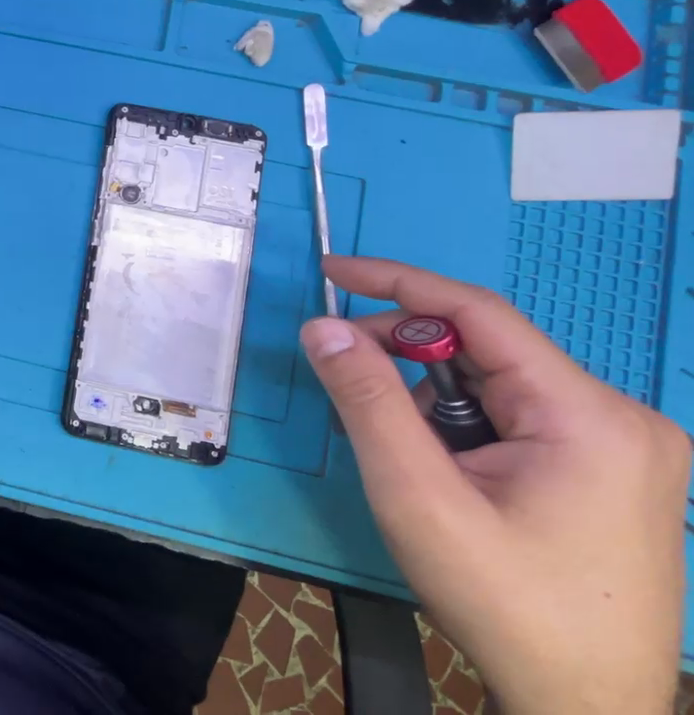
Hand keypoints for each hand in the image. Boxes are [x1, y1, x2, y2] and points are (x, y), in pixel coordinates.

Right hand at [300, 256, 688, 714]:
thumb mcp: (416, 494)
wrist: (585, 702)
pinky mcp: (609, 471)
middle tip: (339, 372)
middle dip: (404, 350)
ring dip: (427, 393)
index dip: (398, 283)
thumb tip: (321, 326)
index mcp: (589, 416)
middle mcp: (620, 418)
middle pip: (489, 347)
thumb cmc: (503, 597)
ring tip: (391, 443)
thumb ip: (367, 400)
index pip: (481, 314)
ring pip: (496, 382)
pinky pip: (514, 414)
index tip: (330, 271)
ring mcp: (622, 447)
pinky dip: (456, 419)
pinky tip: (434, 461)